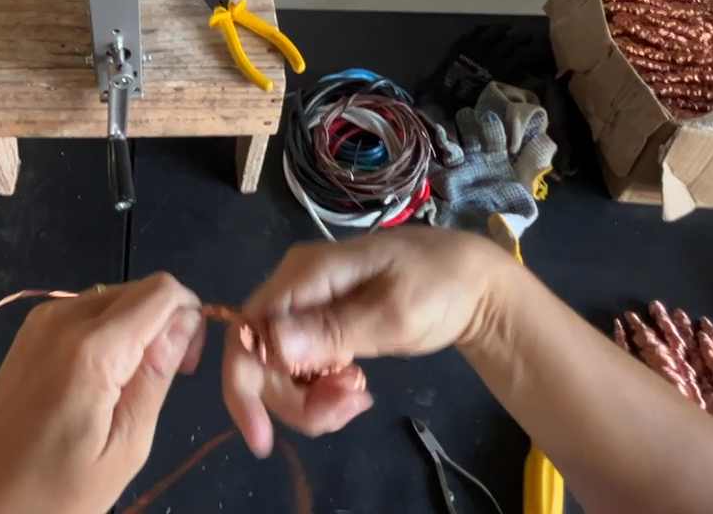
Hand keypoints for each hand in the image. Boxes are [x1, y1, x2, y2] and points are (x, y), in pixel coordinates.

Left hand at [0, 273, 206, 513]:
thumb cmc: (55, 492)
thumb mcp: (124, 447)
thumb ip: (156, 375)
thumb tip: (187, 320)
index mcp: (92, 347)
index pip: (162, 291)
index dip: (187, 317)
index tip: (185, 364)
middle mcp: (66, 314)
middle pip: (140, 289)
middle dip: (165, 322)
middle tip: (160, 381)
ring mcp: (44, 316)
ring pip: (116, 295)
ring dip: (136, 326)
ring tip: (127, 385)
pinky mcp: (33, 325)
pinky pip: (89, 308)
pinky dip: (109, 330)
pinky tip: (100, 377)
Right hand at [221, 226, 509, 455]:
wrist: (468, 278)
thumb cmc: (436, 285)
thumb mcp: (394, 312)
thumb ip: (333, 329)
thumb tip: (271, 345)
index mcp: (304, 274)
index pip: (248, 329)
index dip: (244, 384)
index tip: (264, 438)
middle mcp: (293, 286)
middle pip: (260, 355)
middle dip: (294, 398)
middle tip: (351, 407)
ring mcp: (305, 304)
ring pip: (279, 367)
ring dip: (311, 399)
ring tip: (359, 400)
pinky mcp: (319, 323)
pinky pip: (301, 366)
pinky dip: (321, 391)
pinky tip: (355, 390)